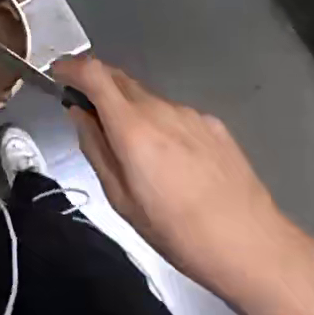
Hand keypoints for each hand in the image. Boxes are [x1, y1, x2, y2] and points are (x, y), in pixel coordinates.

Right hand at [50, 55, 306, 303]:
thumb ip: (95, 148)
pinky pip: (173, 113)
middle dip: (96, 85)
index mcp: (132, 128)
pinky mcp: (213, 124)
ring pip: (146, 97)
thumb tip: (79, 114)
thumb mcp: (121, 200)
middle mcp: (160, 109)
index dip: (71, 66)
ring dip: (129, 108)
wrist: (255, 248)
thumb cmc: (179, 234)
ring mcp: (190, 114)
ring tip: (136, 150)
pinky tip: (173, 161)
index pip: (94, 74)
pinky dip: (159, 123)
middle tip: (87, 111)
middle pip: (119, 78)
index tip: (58, 74)